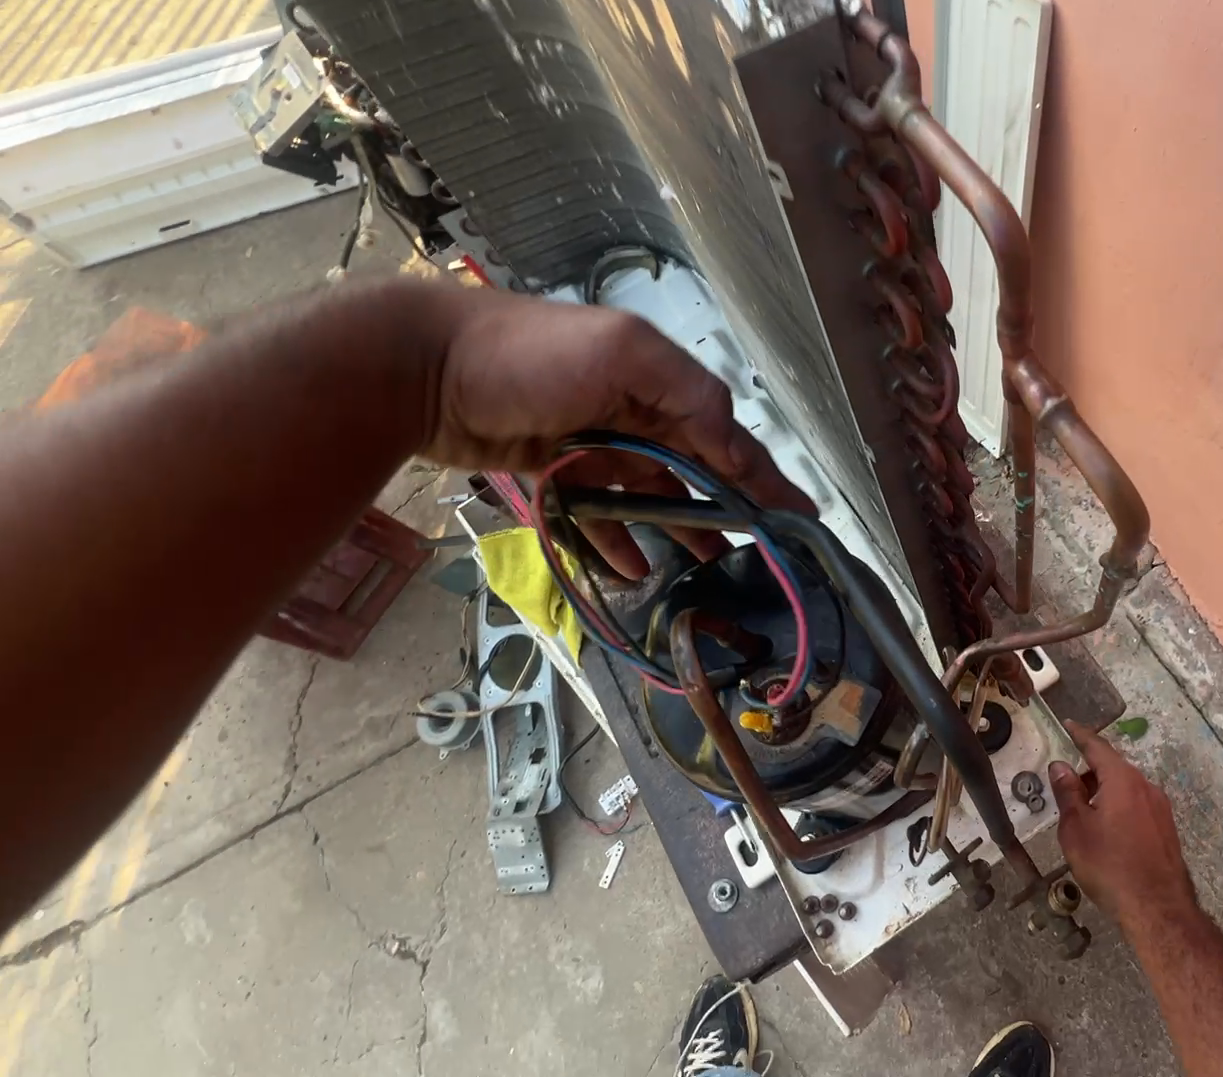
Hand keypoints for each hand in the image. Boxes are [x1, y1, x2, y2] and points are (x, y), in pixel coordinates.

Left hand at [407, 282, 812, 576]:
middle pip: (701, 474)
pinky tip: (635, 572)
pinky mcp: (560, 471)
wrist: (418, 366)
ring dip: (686, 533)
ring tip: (713, 573)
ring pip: (658, 498)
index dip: (768, 481)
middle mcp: (641, 414)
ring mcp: (600, 445)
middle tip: (767, 556)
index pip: (731, 440)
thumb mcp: (624, 355)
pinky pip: (601, 512)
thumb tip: (739, 447)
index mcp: (665, 385)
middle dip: (736, 513)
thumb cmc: (529, 355)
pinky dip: (619, 541)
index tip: (802, 521)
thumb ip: (690, 397)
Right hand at [1049, 720, 1197, 932]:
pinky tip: (1107, 831)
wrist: (1157, 909)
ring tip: (1083, 812)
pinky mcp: (1166, 830)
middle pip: (1113, 767)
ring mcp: (1160, 809)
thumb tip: (1061, 766)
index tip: (1068, 725)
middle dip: (1089, 771)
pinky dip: (1118, 807)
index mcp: (1122, 779)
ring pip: (1126, 788)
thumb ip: (1068, 793)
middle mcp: (1146, 786)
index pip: (1098, 747)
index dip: (1080, 735)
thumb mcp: (1076, 829)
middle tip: (1066, 784)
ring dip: (1104, 791)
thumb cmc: (1110, 865)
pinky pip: (1137, 806)